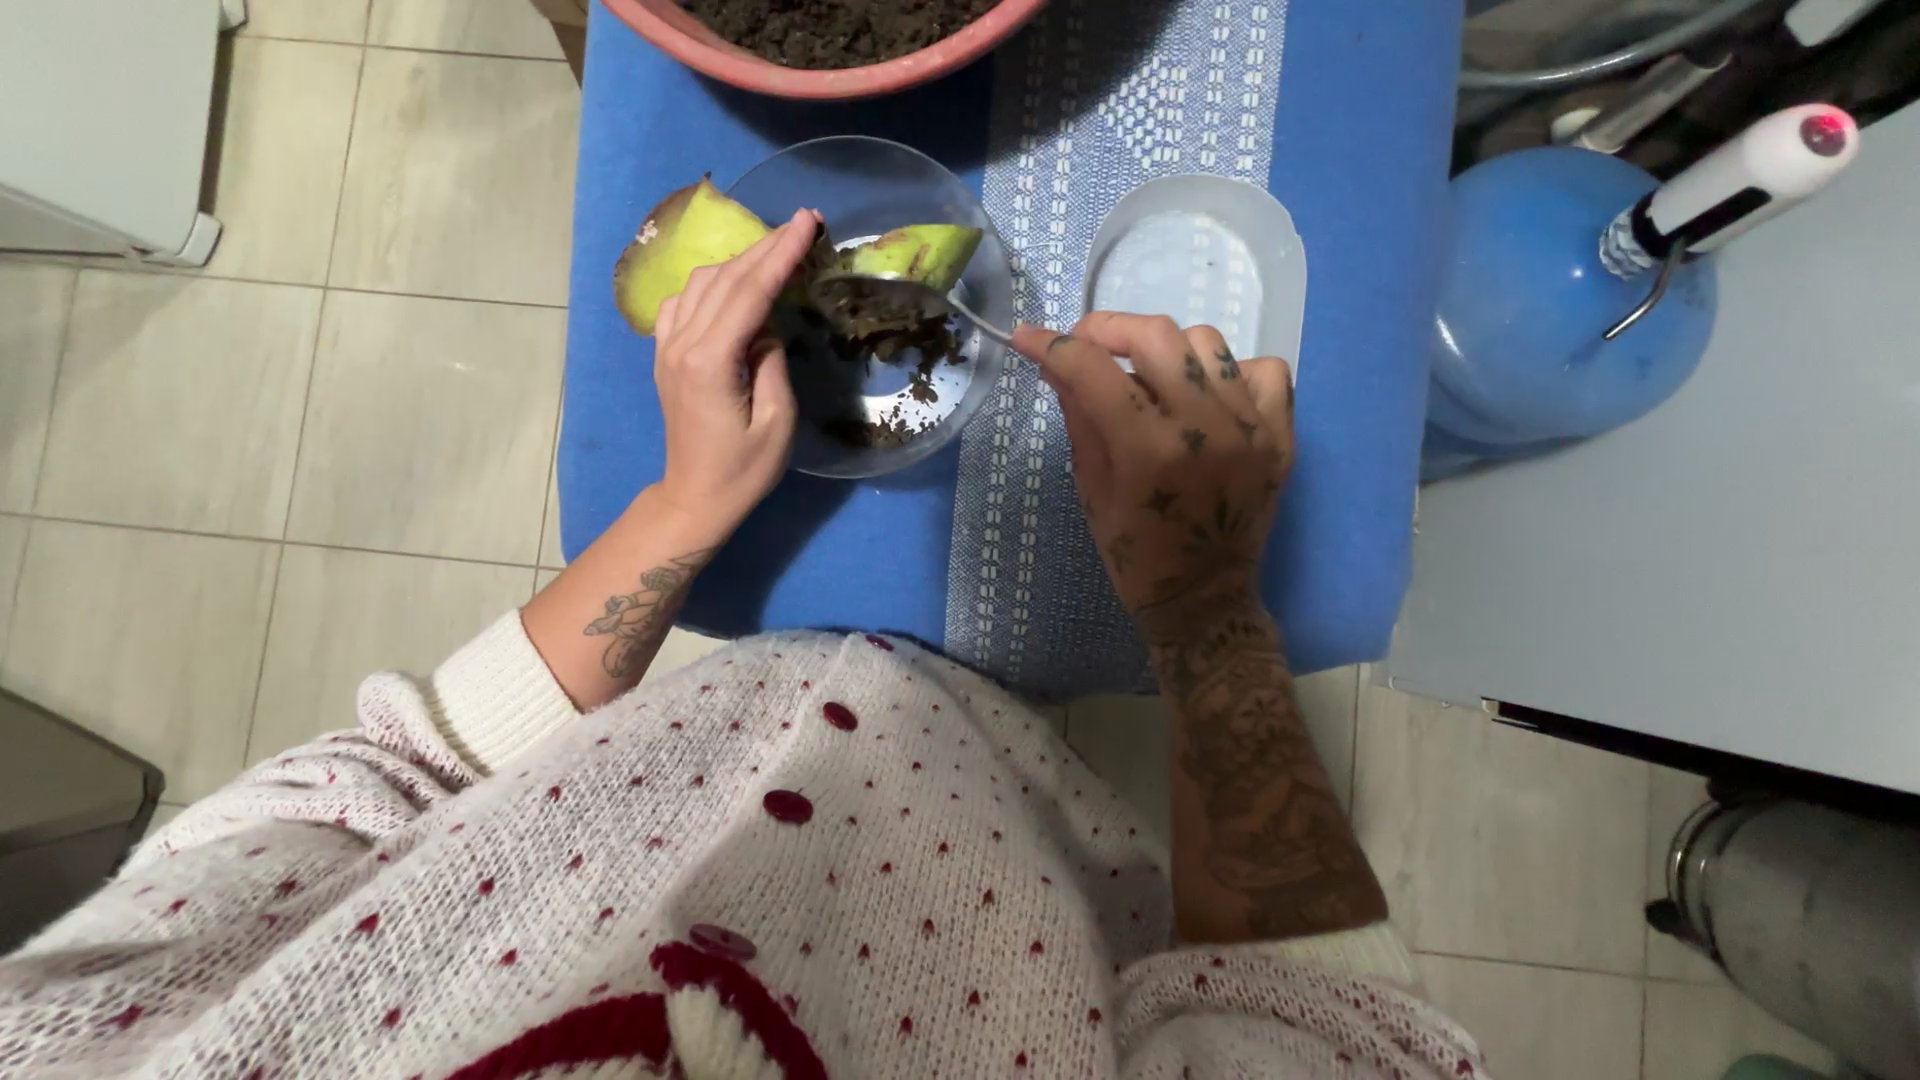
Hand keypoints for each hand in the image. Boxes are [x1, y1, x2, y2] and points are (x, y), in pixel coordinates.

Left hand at [650, 208, 819, 536]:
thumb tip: (767, 326)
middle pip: (725, 279)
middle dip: (765, 246)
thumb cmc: (744, 470)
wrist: (695, 496)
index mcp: (711, 361)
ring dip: (739, 261)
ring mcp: (666, 347)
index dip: (781, 254)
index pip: (749, 292)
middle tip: (802, 222)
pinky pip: (683, 302)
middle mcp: (681, 344)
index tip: (807, 223)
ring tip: (775, 249)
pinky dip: (711, 282)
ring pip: (701, 283)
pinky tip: (731, 283)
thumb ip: (772, 362)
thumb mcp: (777, 421)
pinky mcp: (664, 355)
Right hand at [1012, 313, 1294, 640]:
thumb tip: (1059, 367)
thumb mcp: (1092, 491)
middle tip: (1086, 346)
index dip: (1052, 346)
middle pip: (1156, 336)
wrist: (1203, 599)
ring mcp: (1251, 430)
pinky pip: (1264, 370)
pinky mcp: (1281, 437)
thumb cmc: (1135, 557)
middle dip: (1108, 329)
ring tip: (1150, 376)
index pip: (1093, 371)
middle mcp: (1205, 429)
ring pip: (1208, 343)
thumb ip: (1080, 421)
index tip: (1029, 338)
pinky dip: (1231, 371)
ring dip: (1167, 349)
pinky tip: (1207, 396)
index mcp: (1149, 453)